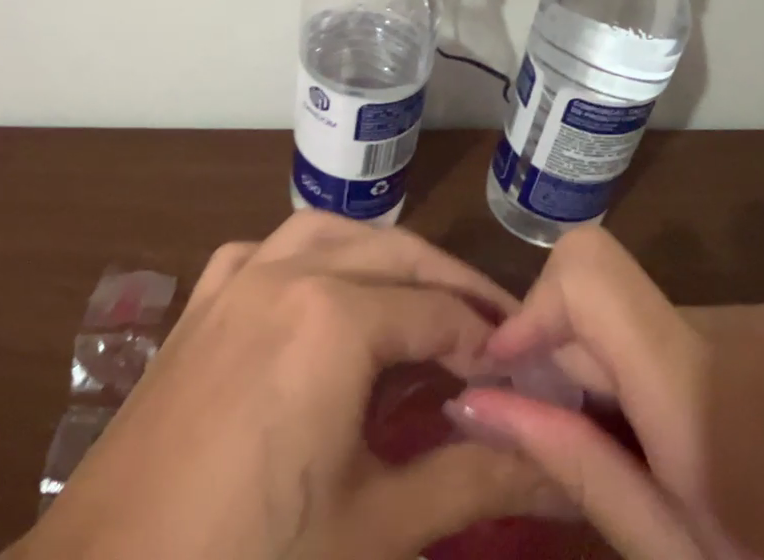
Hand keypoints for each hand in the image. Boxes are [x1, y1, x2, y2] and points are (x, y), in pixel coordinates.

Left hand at [10, 212, 566, 559]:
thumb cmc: (251, 551)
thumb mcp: (377, 524)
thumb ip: (475, 481)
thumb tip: (565, 470)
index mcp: (331, 316)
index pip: (443, 313)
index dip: (497, 346)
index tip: (535, 378)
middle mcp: (282, 273)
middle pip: (394, 255)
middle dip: (454, 287)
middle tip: (501, 336)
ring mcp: (232, 280)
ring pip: (329, 234)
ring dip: (385, 257)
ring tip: (426, 302)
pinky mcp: (199, 304)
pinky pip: (268, 251)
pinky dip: (314, 256)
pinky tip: (325, 294)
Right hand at [445, 226, 745, 559]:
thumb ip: (579, 468)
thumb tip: (474, 400)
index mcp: (702, 383)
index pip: (586, 265)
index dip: (532, 306)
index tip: (514, 376)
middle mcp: (744, 326)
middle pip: (617, 312)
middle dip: (586, 374)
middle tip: (611, 467)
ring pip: (669, 332)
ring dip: (649, 387)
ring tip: (697, 484)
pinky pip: (730, 342)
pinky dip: (705, 385)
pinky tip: (758, 470)